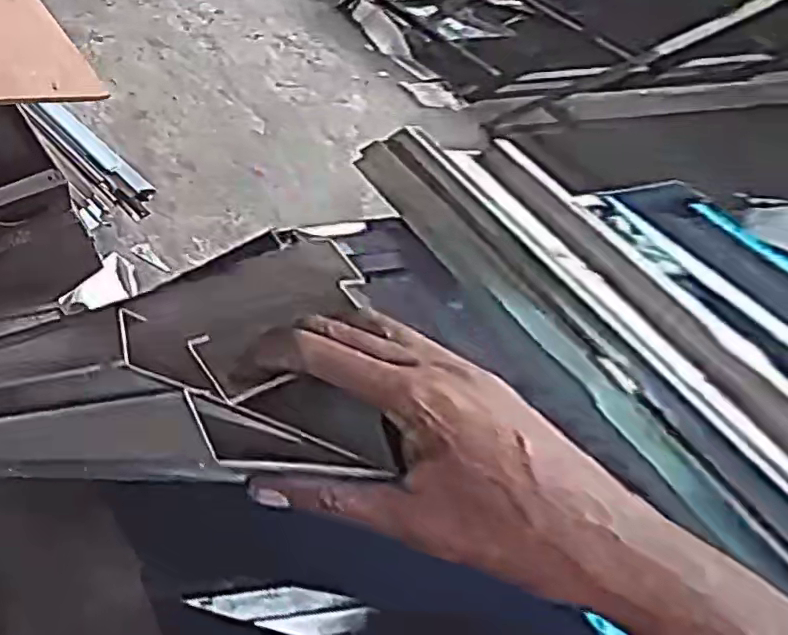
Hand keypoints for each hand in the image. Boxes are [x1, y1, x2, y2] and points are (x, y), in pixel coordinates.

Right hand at [245, 311, 655, 611]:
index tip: (251, 359)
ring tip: (305, 350)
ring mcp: (466, 370)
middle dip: (293, 335)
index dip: (273, 349)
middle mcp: (441, 370)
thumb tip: (274, 491)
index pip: (320, 349)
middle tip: (267, 355)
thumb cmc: (535, 537)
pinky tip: (366, 365)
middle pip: (341, 325)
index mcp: (417, 395)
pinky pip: (410, 337)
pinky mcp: (484, 380)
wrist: (625, 553)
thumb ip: (331, 499)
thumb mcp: (414, 522)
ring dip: (332, 330)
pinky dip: (370, 339)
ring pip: (377, 323)